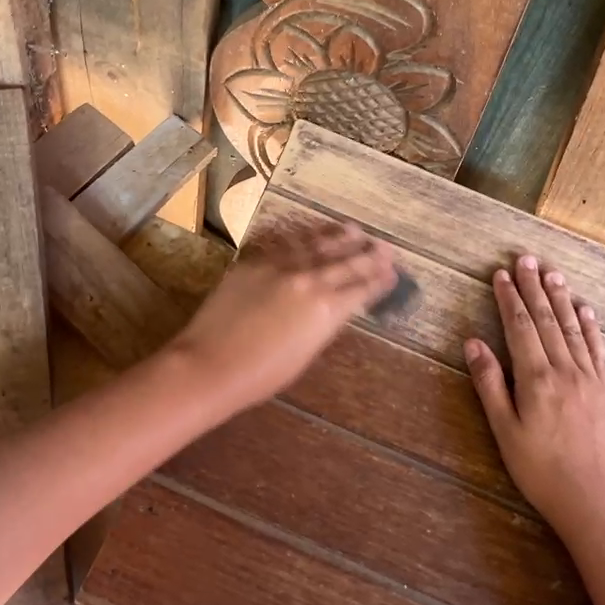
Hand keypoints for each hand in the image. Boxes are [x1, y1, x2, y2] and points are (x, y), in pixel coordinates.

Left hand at [169, 222, 396, 407]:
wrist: (211, 363)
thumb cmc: (261, 375)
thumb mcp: (305, 353)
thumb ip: (323, 324)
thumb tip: (334, 308)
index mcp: (326, 310)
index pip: (360, 290)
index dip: (379, 280)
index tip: (393, 272)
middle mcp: (309, 281)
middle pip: (345, 263)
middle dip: (368, 254)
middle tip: (385, 247)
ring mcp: (280, 267)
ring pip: (316, 245)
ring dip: (338, 237)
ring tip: (354, 229)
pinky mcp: (255, 261)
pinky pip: (285, 243)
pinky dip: (303, 236)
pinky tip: (312, 231)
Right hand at [465, 255, 604, 535]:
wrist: (596, 503)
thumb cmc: (541, 472)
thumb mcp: (504, 432)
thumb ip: (490, 384)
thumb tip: (472, 343)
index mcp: (536, 378)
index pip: (520, 327)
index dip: (509, 298)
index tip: (500, 274)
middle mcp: (565, 370)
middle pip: (547, 319)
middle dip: (534, 287)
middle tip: (525, 259)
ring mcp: (590, 378)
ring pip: (572, 328)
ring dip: (560, 297)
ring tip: (551, 272)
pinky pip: (597, 348)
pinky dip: (590, 325)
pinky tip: (585, 309)